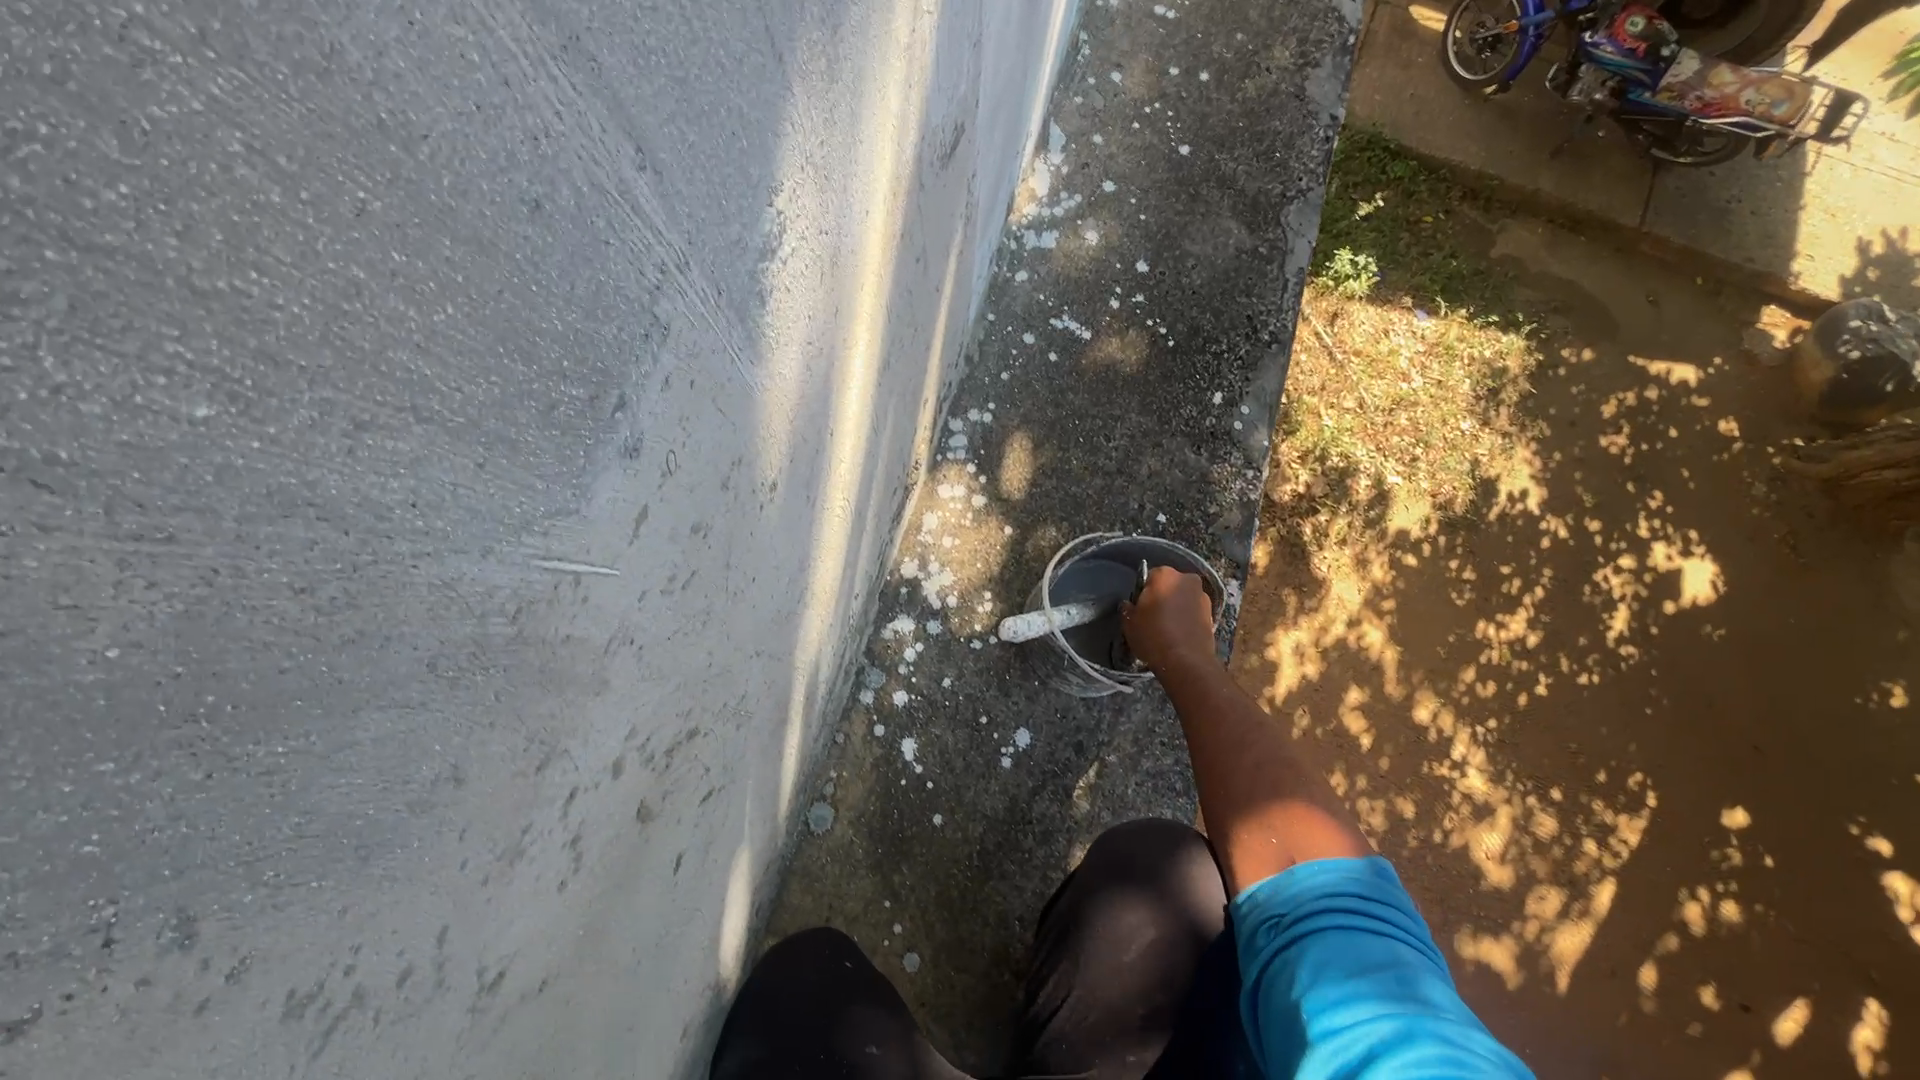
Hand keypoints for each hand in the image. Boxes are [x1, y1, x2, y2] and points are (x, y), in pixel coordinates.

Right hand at [1122, 567, 1217, 674]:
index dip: (1143, 593)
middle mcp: (1187, 579)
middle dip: (1162, 597)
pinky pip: (1193, 611)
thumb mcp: (1129, 622)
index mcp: (1165, 574)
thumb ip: (1127, 608)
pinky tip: (1179, 634)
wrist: (1186, 662)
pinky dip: (1187, 618)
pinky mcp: (1212, 613)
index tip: (1140, 608)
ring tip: (1167, 628)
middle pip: (1169, 585)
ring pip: (1183, 597)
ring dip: (1176, 607)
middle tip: (1153, 617)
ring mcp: (1203, 596)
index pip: (1149, 577)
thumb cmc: (1153, 636)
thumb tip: (1129, 605)